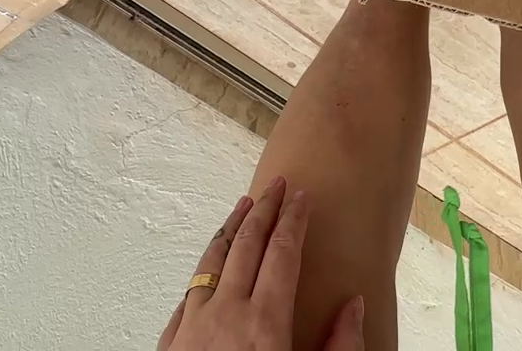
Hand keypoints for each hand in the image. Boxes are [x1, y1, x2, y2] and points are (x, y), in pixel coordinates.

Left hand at [158, 177, 363, 350]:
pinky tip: (208, 268)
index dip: (293, 219)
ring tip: (242, 206)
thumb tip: (354, 304)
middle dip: (264, 210)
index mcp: (264, 323)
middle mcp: (225, 315)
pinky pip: (187, 296)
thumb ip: (338, 348)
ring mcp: (191, 331)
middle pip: (246, 245)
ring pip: (211, 262)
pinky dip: (203, 271)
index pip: (282, 252)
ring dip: (229, 230)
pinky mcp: (167, 349)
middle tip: (276, 185)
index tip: (301, 196)